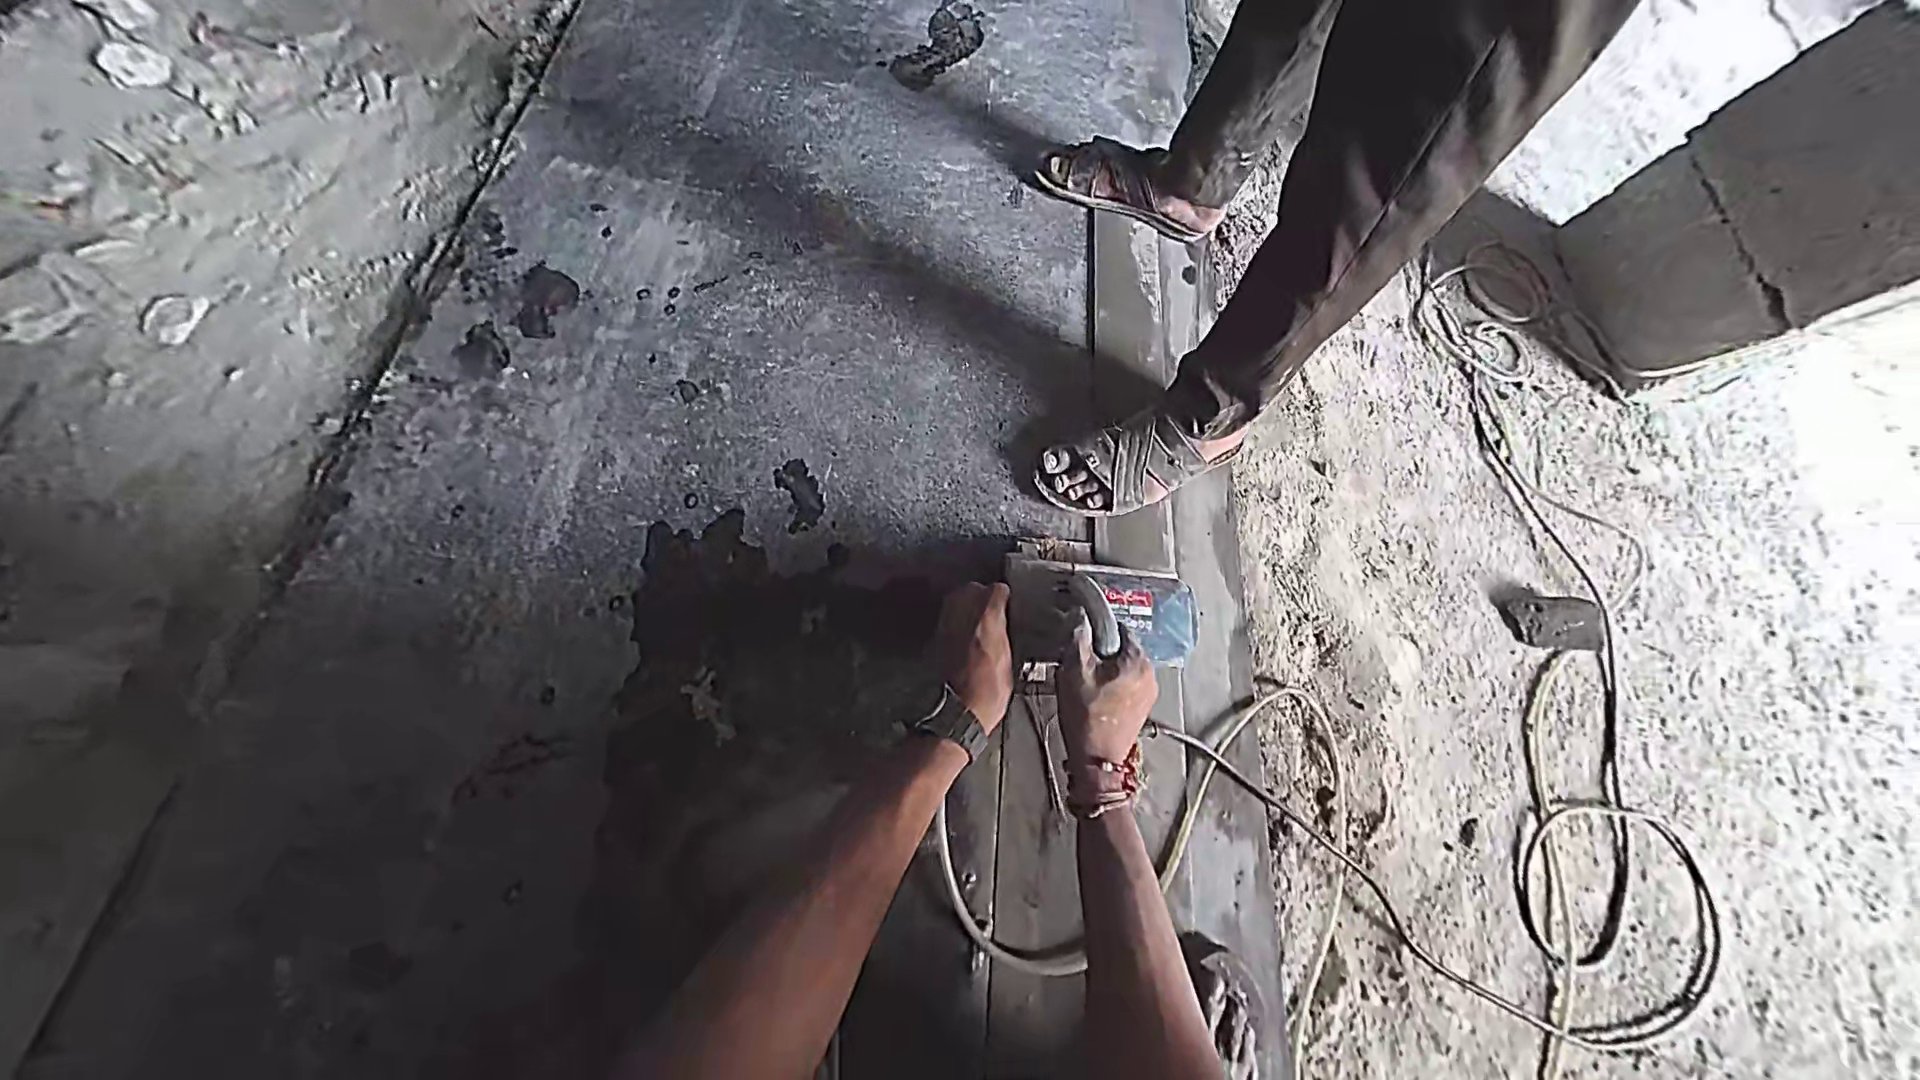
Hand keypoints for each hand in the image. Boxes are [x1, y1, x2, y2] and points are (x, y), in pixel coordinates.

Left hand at [931, 582, 1012, 733]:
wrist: (956, 712)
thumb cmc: (986, 694)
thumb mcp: (1009, 664)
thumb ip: (1003, 638)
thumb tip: (1001, 630)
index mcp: (988, 619)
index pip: (997, 590)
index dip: (1003, 596)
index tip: (1006, 601)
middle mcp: (964, 616)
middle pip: (972, 588)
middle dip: (981, 596)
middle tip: (989, 608)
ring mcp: (946, 624)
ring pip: (955, 598)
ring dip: (965, 605)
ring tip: (975, 619)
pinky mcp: (934, 637)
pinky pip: (946, 618)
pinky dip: (954, 621)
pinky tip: (962, 633)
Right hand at [1058, 619, 1156, 763]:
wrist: (1097, 760)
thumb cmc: (1086, 716)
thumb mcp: (1074, 671)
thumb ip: (1079, 638)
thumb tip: (1081, 618)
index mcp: (1138, 661)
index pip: (1119, 628)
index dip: (1097, 631)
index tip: (1082, 639)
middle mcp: (1151, 675)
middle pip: (1122, 649)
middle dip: (1102, 652)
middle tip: (1080, 664)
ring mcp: (1150, 693)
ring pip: (1124, 667)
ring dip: (1107, 669)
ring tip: (1086, 682)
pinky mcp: (1143, 707)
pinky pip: (1127, 684)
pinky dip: (1113, 684)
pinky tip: (1096, 696)